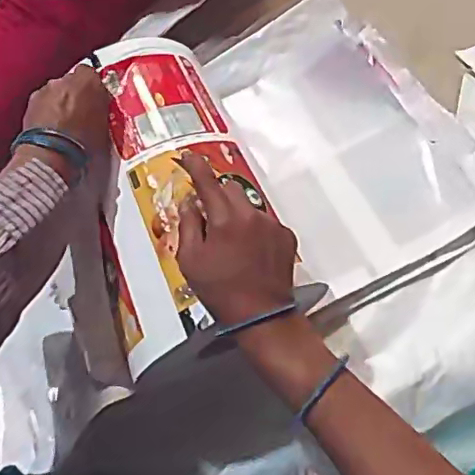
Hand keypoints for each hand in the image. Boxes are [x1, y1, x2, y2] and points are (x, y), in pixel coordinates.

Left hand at [21, 65, 110, 166]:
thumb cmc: (84, 143)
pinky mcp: (31, 102)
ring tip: (63, 124)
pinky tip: (50, 128)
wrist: (52, 155)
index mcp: (89, 81)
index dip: (93, 87)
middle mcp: (65, 80)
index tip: (96, 100)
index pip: (93, 74)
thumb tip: (100, 113)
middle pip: (72, 81)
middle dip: (75, 94)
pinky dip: (45, 111)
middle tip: (80, 113)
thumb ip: (102, 112)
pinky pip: (42, 102)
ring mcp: (46, 89)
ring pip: (55, 91)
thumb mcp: (105, 129)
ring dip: (59, 102)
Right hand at [175, 151, 297, 323]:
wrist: (261, 316)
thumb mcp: (190, 261)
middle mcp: (250, 215)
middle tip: (209, 219)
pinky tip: (250, 251)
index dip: (195, 167)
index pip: (207, 182)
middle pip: (230, 188)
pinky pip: (266, 221)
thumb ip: (188, 226)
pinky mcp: (285, 236)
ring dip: (237, 214)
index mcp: (224, 220)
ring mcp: (271, 225)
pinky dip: (255, 229)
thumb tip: (190, 203)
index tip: (188, 158)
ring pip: (249, 204)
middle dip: (217, 197)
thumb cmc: (221, 291)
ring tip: (232, 243)